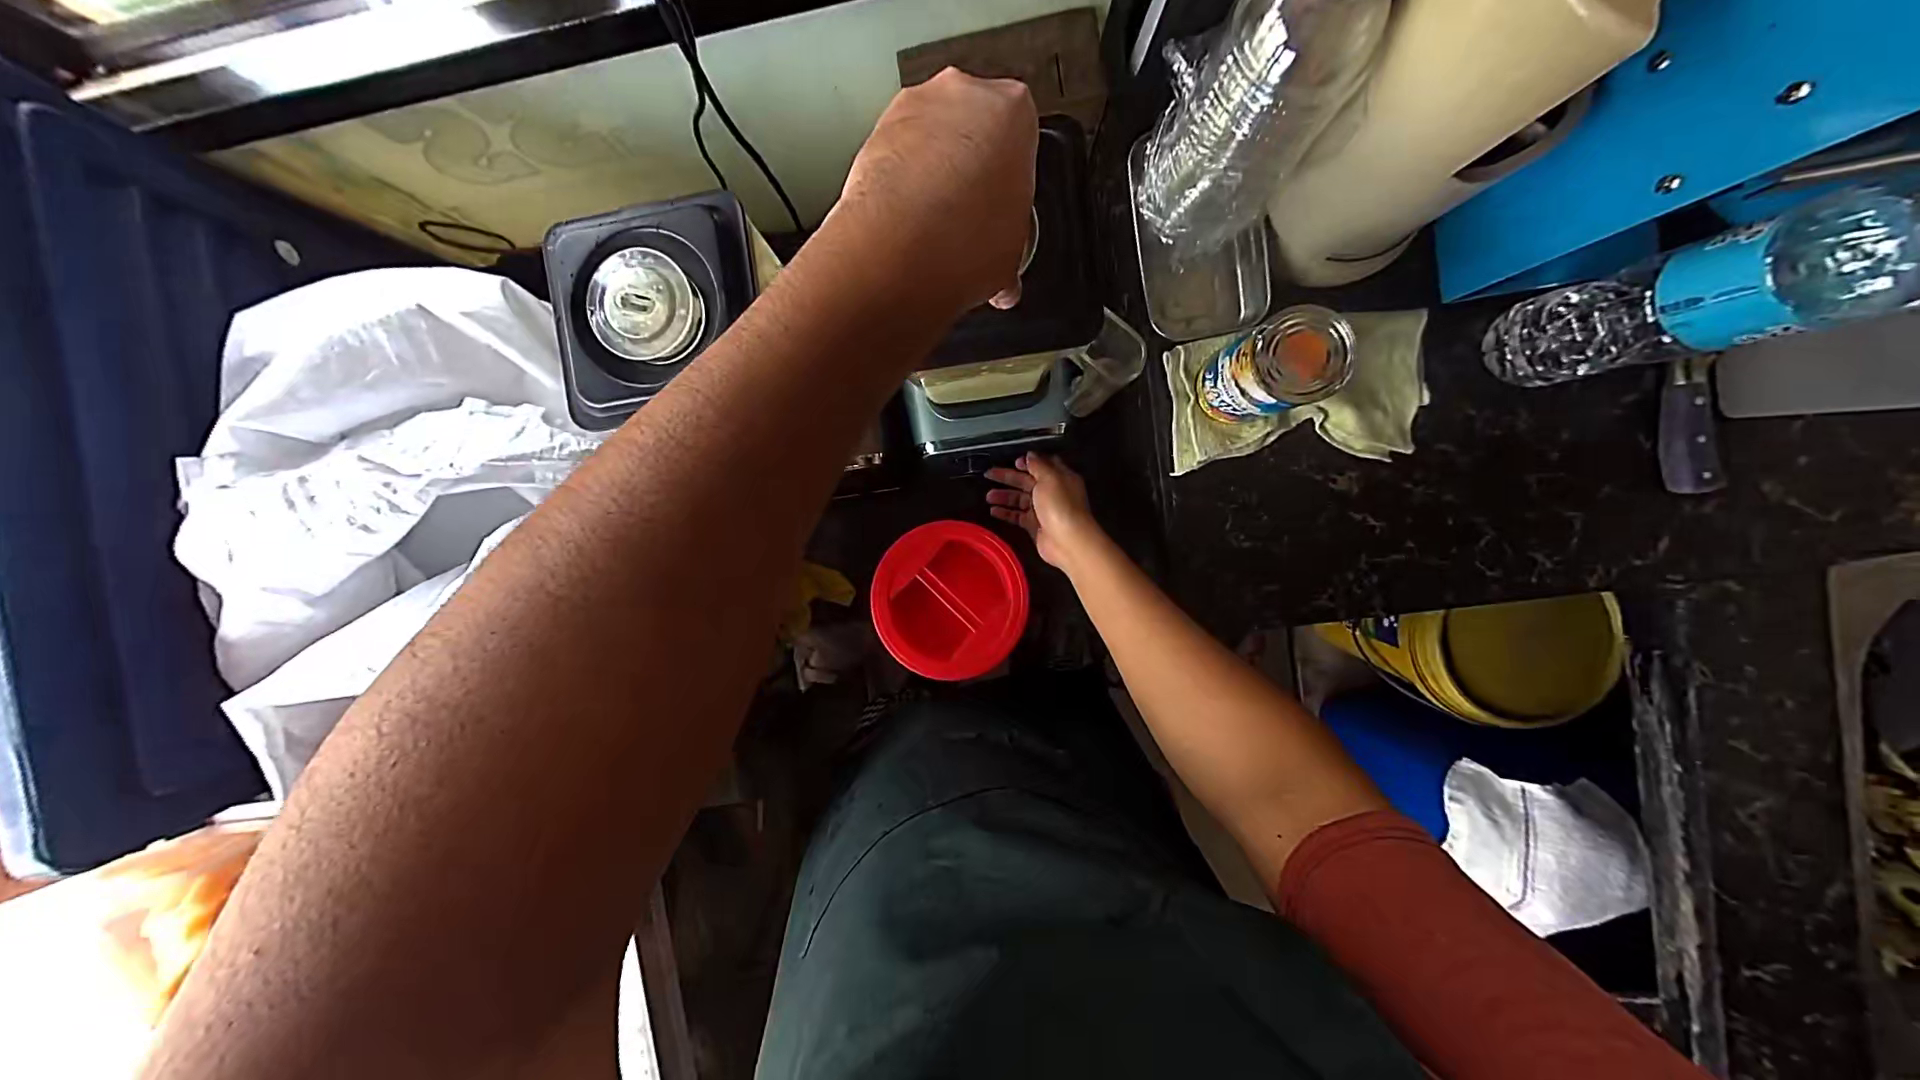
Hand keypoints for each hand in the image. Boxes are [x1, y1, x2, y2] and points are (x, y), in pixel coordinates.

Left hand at [825, 68, 1037, 313]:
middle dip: (969, 166)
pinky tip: (905, 219)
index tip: (1000, 205)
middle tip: (967, 214)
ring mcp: (914, 105)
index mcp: (1014, 109)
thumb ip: (1009, 246)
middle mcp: (963, 92)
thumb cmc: (960, 239)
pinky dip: (899, 178)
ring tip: (932, 223)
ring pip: (930, 134)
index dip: (1009, 178)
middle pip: (972, 127)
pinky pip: (894, 150)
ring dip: (931, 169)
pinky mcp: (874, 127)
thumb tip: (1003, 274)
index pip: (1020, 137)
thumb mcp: (1010, 255)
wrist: (901, 248)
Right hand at [986, 453, 1105, 571]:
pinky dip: (1005, 512)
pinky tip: (993, 511)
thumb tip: (1029, 455)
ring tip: (988, 496)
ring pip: (1020, 499)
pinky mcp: (1034, 525)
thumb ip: (1038, 465)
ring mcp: (1042, 510)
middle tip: (990, 474)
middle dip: (1008, 477)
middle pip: (1026, 481)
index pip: (1042, 465)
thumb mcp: (1050, 478)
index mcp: (1059, 477)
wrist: (1067, 541)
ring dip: (1004, 496)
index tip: (1013, 461)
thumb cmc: (1060, 505)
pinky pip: (1017, 516)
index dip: (1028, 462)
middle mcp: (1051, 492)